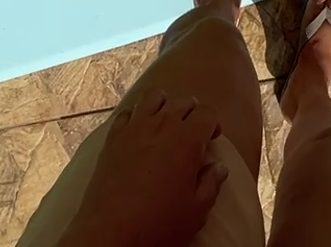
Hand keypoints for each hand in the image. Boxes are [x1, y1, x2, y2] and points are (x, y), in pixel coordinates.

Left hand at [62, 90, 227, 246]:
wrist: (110, 236)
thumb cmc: (158, 225)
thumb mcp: (196, 212)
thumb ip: (211, 184)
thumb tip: (219, 166)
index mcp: (187, 139)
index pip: (207, 113)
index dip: (213, 124)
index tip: (213, 139)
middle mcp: (163, 124)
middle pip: (183, 101)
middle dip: (192, 112)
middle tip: (193, 133)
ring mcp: (135, 127)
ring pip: (154, 97)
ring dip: (164, 105)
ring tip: (166, 123)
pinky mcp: (113, 137)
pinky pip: (127, 113)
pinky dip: (136, 116)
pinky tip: (138, 132)